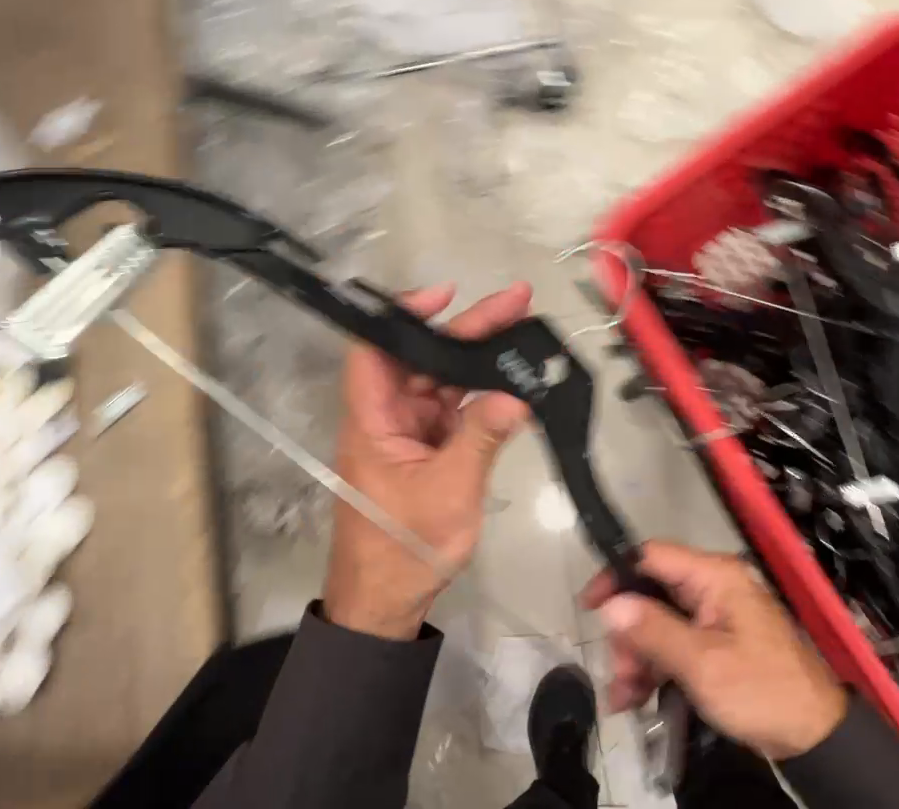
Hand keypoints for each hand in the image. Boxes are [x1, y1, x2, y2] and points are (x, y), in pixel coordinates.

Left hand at [323, 282, 532, 639]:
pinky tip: (515, 376)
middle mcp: (389, 417)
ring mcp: (412, 433)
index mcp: (373, 420)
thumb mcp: (448, 493)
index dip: (404, 317)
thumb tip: (518, 396)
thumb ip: (482, 439)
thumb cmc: (404, 548)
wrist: (389, 604)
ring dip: (480, 357)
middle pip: (423, 359)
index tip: (447, 295)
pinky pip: (458, 410)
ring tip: (525, 328)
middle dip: (467, 329)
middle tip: (517, 302)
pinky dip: (484, 393)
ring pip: (445, 381)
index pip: (375, 352)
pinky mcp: (432, 450)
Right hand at [580, 542, 847, 759]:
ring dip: (638, 658)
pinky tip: (639, 698)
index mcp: (715, 577)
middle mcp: (714, 587)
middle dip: (629, 635)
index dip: (617, 576)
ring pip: (659, 623)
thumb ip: (654, 630)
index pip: (653, 556)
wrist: (811, 732)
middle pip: (652, 595)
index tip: (590, 606)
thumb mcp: (701, 663)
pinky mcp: (717, 642)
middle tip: (620, 675)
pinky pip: (675, 644)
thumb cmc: (760, 689)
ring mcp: (716, 615)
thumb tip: (611, 604)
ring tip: (626, 699)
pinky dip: (655, 668)